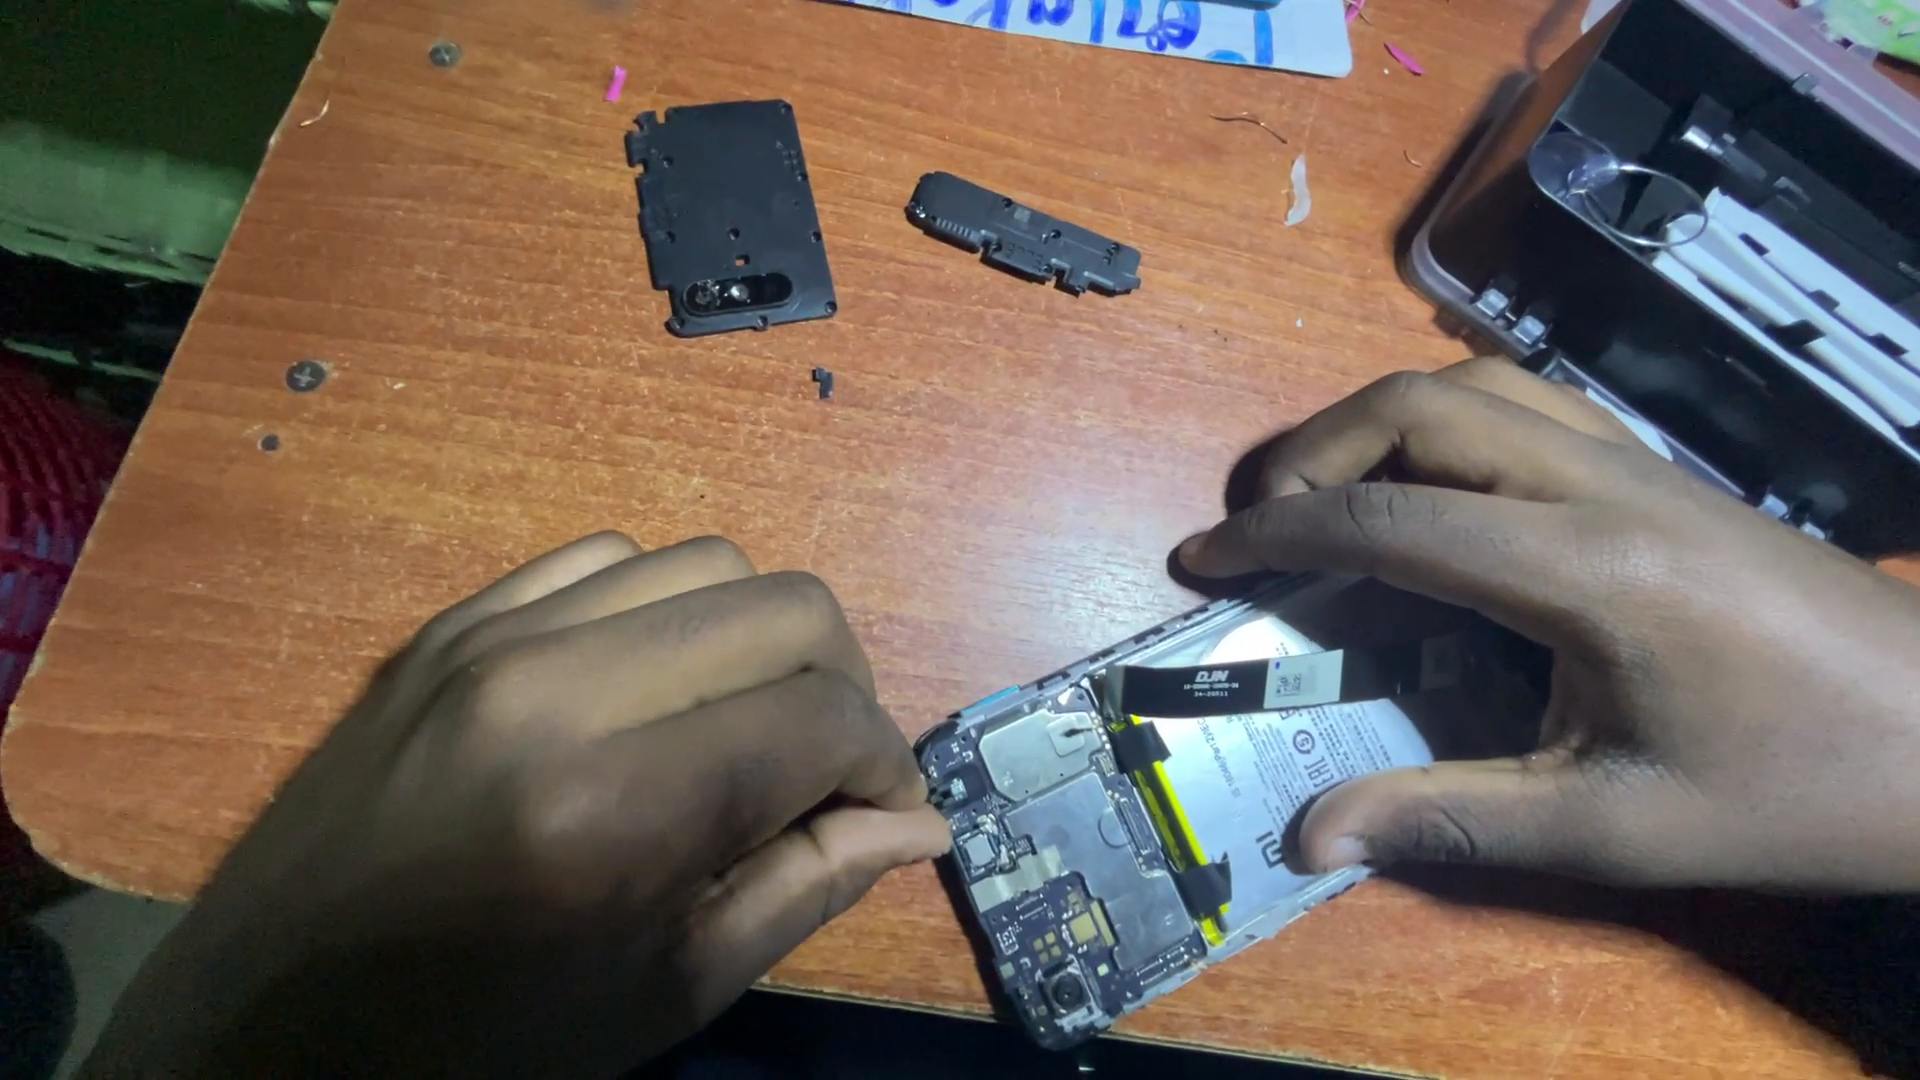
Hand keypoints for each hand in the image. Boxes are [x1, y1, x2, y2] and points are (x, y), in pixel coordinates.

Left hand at [83, 534, 948, 1077]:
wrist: (252, 1039)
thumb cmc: (482, 1046)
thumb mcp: (673, 992)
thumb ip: (813, 884)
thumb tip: (923, 820)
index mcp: (613, 811)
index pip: (822, 720)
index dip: (885, 760)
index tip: (887, 804)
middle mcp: (559, 690)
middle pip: (790, 607)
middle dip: (845, 681)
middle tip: (830, 753)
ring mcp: (495, 637)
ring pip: (713, 562)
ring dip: (764, 637)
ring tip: (748, 710)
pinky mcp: (455, 621)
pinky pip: (611, 558)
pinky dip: (669, 606)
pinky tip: (653, 676)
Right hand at [1180, 358, 1919, 892]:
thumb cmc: (1802, 789)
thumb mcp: (1616, 830)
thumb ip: (1448, 818)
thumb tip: (1312, 839)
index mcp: (1588, 569)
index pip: (1387, 518)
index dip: (1273, 534)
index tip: (1204, 558)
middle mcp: (1599, 483)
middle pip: (1415, 407)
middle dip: (1309, 456)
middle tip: (1265, 525)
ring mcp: (1625, 458)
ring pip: (1461, 383)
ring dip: (1366, 425)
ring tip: (1325, 494)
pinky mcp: (1639, 462)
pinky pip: (1508, 399)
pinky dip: (1428, 420)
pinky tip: (1414, 478)